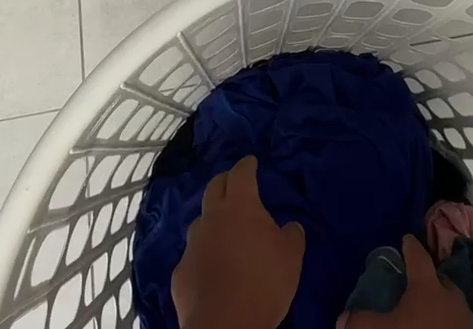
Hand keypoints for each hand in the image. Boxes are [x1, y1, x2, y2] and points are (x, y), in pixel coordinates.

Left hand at [172, 156, 305, 328]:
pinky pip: (193, 255)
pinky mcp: (180, 272)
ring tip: (222, 230)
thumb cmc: (264, 282)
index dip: (247, 165)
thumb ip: (291, 234)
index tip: (251, 161)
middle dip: (225, 181)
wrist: (224, 325)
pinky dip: (203, 255)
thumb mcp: (291, 256)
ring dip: (211, 220)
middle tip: (234, 183)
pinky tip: (211, 268)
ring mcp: (193, 245)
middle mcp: (212, 218)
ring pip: (200, 222)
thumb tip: (289, 226)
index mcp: (240, 206)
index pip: (241, 174)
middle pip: (214, 188)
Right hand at [342, 236, 472, 328]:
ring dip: (445, 305)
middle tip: (419, 284)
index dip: (411, 248)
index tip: (407, 238)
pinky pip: (464, 324)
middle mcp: (452, 297)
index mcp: (428, 287)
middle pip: (442, 280)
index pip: (418, 258)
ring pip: (456, 304)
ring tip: (433, 314)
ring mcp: (469, 318)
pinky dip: (454, 324)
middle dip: (431, 280)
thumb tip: (342, 318)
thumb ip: (363, 322)